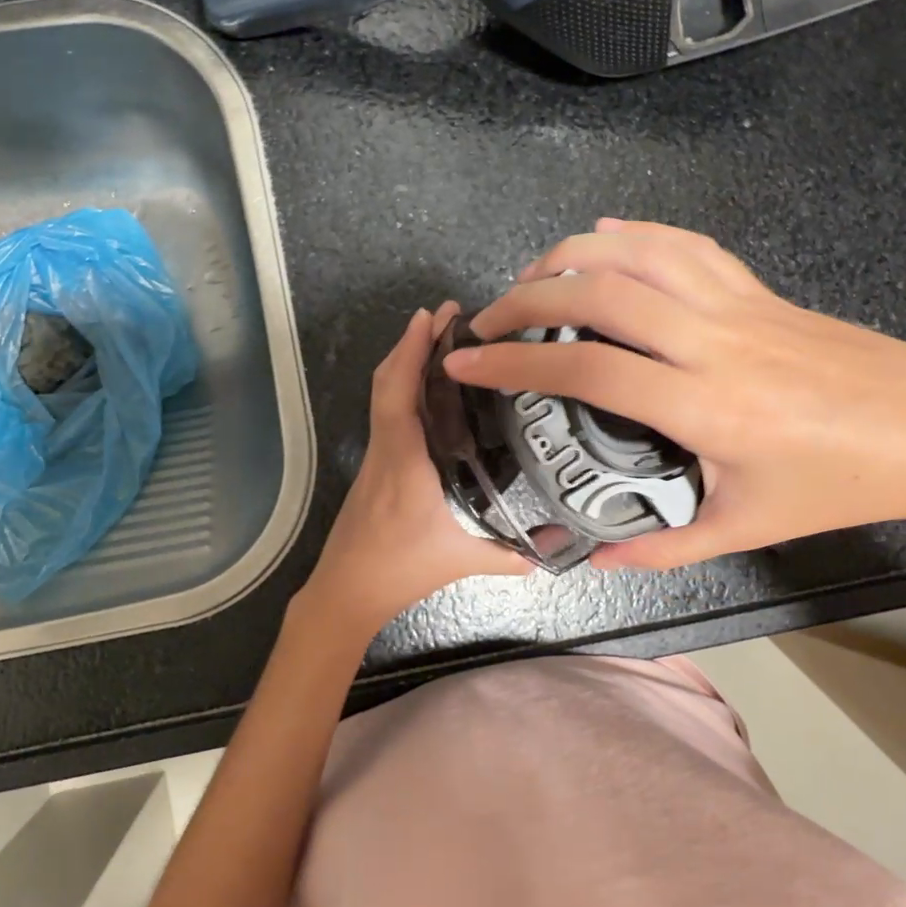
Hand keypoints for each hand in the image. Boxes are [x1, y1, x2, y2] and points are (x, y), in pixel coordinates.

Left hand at [299, 302, 533, 635]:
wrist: (345, 591)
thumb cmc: (397, 571)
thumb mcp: (459, 561)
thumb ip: (509, 553)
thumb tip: (560, 545)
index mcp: (403, 461)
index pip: (399, 392)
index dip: (411, 350)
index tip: (432, 316)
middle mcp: (385, 449)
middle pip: (387, 382)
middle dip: (412, 342)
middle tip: (450, 315)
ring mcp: (376, 457)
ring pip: (383, 396)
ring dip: (405, 362)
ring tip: (441, 339)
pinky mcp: (375, 468)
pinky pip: (386, 414)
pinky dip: (403, 388)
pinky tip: (430, 390)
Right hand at [444, 219, 905, 569]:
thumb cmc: (838, 485)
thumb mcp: (744, 528)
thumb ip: (661, 546)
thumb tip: (591, 558)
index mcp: (705, 406)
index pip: (587, 371)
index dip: (514, 364)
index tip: (467, 365)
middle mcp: (714, 342)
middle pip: (602, 294)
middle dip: (526, 297)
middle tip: (486, 319)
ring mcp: (739, 305)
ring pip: (641, 252)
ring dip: (573, 254)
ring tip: (530, 276)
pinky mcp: (759, 289)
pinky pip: (688, 244)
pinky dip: (636, 233)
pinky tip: (603, 235)